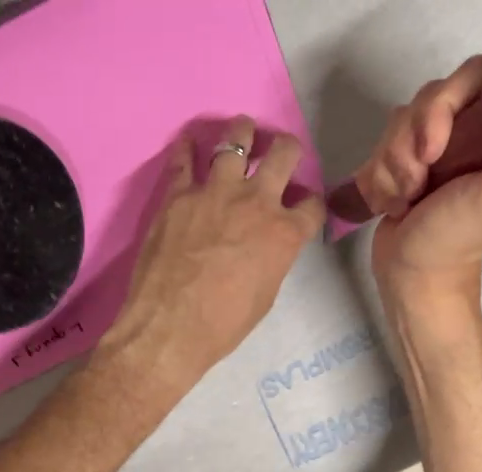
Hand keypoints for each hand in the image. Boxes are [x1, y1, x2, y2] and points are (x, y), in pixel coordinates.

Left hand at [105, 116, 325, 383]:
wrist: (169, 328)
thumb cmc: (221, 326)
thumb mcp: (264, 299)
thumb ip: (272, 262)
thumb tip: (267, 251)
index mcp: (284, 234)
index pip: (312, 204)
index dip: (311, 204)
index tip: (304, 206)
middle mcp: (256, 202)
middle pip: (283, 154)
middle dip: (286, 150)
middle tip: (279, 154)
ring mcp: (215, 192)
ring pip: (236, 139)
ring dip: (242, 133)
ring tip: (241, 133)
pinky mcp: (178, 194)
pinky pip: (184, 160)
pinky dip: (187, 149)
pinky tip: (189, 144)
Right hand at [360, 58, 481, 303]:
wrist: (413, 278)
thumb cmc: (459, 237)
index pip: (475, 74)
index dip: (444, 103)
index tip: (435, 148)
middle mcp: (478, 127)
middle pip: (430, 97)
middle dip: (410, 142)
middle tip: (417, 182)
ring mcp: (441, 146)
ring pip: (400, 123)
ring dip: (394, 167)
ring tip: (406, 200)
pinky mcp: (408, 164)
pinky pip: (380, 149)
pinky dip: (380, 180)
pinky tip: (394, 205)